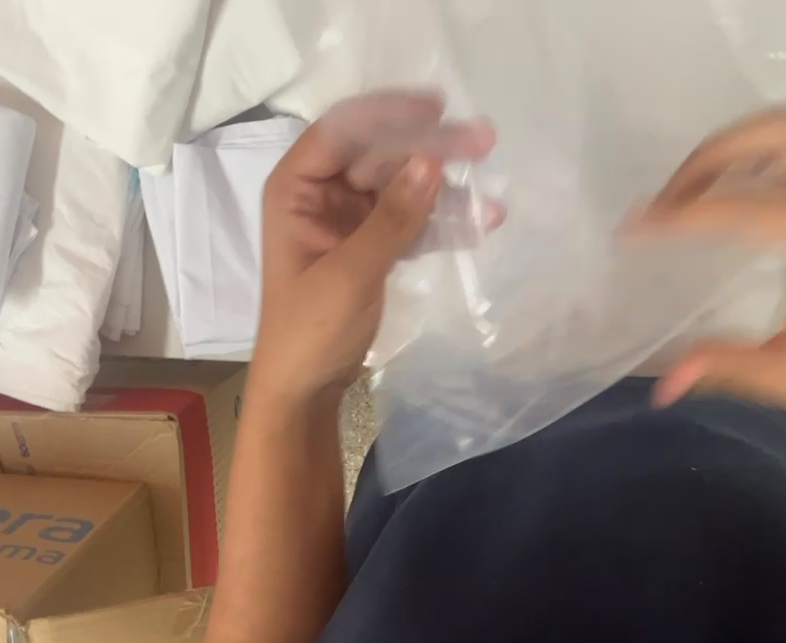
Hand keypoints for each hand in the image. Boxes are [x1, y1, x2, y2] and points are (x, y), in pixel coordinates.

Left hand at [252, 92, 494, 407]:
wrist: (304, 389)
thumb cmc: (310, 330)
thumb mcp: (350, 272)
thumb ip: (392, 218)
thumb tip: (432, 162)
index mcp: (295, 190)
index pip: (342, 131)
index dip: (389, 114)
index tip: (439, 110)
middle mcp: (320, 197)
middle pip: (379, 156)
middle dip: (429, 152)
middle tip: (484, 143)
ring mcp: (346, 224)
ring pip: (400, 190)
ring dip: (444, 193)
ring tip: (490, 197)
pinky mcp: (369, 251)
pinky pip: (408, 225)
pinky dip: (439, 226)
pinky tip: (478, 225)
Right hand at [627, 108, 785, 436]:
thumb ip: (723, 366)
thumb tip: (661, 387)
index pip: (747, 204)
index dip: (683, 214)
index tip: (634, 229)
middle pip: (782, 132)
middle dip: (714, 155)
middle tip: (668, 197)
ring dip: (742, 146)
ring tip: (695, 188)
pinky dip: (770, 153)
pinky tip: (740, 188)